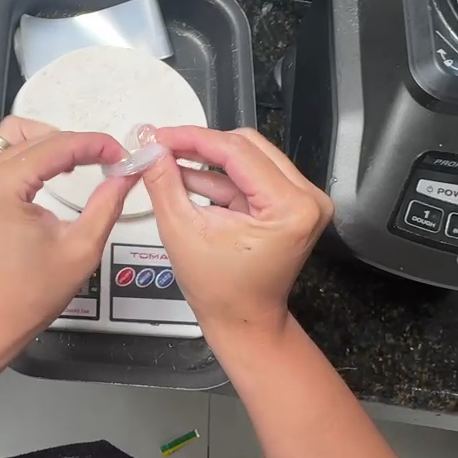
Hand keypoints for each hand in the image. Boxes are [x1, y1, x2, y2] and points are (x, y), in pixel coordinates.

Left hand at [0, 116, 130, 346]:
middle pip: (36, 137)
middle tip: (106, 161)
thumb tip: (127, 174)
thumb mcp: (80, 249)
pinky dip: (18, 153)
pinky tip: (40, 171)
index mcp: (2, 185)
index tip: (121, 154)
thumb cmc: (27, 294)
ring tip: (73, 163)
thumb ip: (107, 204)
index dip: (95, 145)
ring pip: (10, 136)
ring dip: (44, 141)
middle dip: (75, 144)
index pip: (58, 146)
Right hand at [140, 126, 332, 336]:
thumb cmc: (221, 291)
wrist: (243, 321)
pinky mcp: (291, 204)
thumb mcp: (182, 231)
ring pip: (249, 156)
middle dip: (200, 145)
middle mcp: (307, 198)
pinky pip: (251, 175)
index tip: (160, 136)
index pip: (237, 152)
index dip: (193, 139)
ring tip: (169, 160)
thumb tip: (150, 150)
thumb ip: (164, 184)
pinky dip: (219, 175)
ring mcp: (302, 200)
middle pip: (247, 147)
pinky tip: (186, 175)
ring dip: (207, 159)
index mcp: (290, 207)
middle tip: (162, 146)